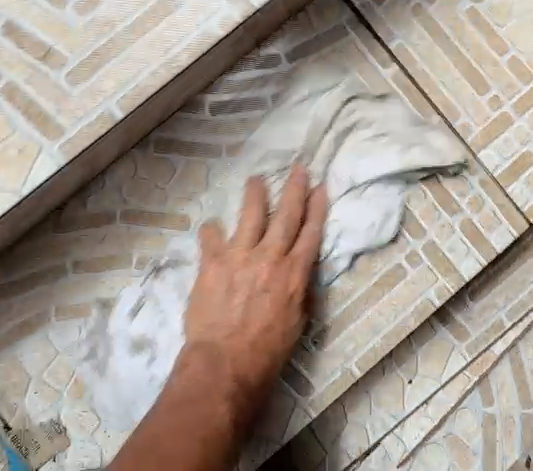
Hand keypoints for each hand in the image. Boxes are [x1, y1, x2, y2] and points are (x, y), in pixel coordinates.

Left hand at [179, 165, 328, 433]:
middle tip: (297, 167)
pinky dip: (211, 230)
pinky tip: (210, 226)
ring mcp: (239, 255)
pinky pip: (211, 236)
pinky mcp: (212, 262)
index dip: (318, 208)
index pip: (310, 233)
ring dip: (255, 194)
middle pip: (286, 214)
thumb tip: (297, 275)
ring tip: (255, 179)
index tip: (322, 187)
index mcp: (293, 274)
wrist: (225, 364)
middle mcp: (269, 257)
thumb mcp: (296, 323)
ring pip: (250, 214)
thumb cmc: (266, 354)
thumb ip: (297, 292)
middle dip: (294, 188)